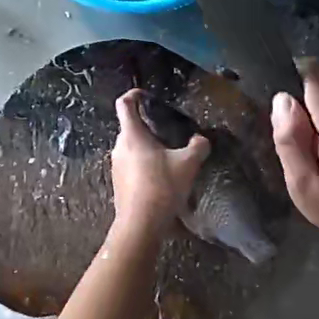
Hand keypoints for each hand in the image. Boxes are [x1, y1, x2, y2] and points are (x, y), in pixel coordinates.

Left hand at [109, 89, 209, 229]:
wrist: (141, 224)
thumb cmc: (161, 187)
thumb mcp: (188, 164)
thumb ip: (198, 146)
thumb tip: (201, 139)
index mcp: (132, 135)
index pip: (125, 104)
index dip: (134, 93)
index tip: (146, 94)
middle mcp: (119, 147)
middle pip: (130, 126)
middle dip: (148, 125)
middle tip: (169, 130)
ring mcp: (116, 165)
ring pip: (132, 147)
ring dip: (148, 147)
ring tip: (170, 155)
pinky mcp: (119, 182)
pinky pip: (131, 164)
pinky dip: (145, 163)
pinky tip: (162, 176)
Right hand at [271, 65, 318, 247]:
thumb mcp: (303, 185)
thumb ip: (290, 140)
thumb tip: (281, 98)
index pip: (312, 75)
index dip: (290, 81)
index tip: (278, 107)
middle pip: (316, 90)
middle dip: (298, 110)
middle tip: (293, 146)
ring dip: (311, 120)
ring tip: (307, 153)